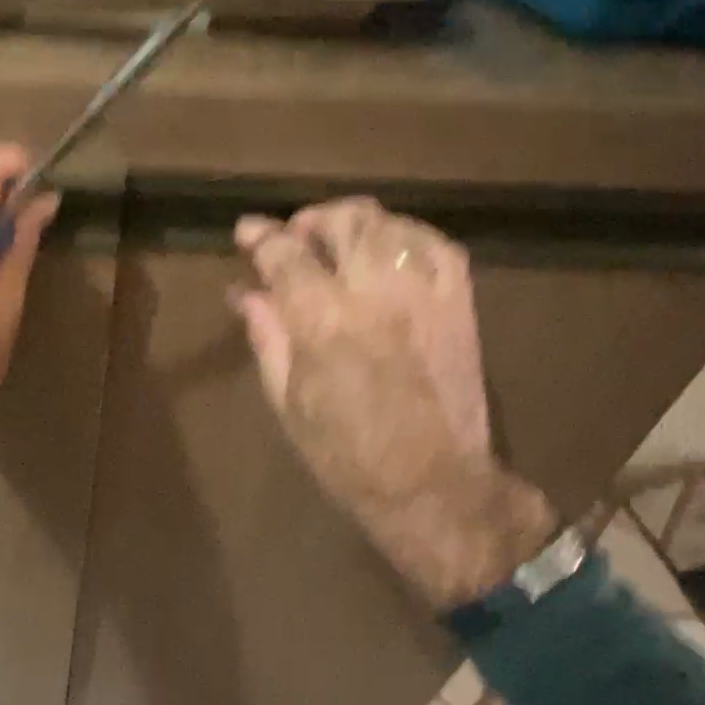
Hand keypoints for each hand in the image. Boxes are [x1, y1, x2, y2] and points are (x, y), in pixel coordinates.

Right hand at [229, 198, 558, 607]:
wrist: (431, 484)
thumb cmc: (344, 453)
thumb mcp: (287, 400)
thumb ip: (267, 336)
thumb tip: (245, 293)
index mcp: (323, 318)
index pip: (285, 252)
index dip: (260, 236)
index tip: (247, 232)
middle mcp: (375, 290)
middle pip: (343, 220)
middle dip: (311, 220)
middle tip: (296, 239)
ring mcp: (424, 291)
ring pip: (388, 223)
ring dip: (355, 225)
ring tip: (339, 245)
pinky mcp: (459, 302)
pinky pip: (435, 244)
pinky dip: (405, 237)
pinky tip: (389, 253)